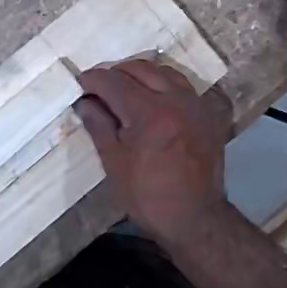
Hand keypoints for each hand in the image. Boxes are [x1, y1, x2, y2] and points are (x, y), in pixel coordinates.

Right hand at [73, 58, 233, 237]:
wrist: (195, 219)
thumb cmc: (148, 195)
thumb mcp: (114, 162)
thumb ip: (98, 124)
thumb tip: (84, 102)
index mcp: (149, 113)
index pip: (114, 81)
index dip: (92, 80)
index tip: (79, 84)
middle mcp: (175, 100)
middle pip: (139, 68)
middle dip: (115, 73)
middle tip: (98, 88)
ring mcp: (195, 105)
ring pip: (163, 72)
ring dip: (140, 75)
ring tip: (124, 90)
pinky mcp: (207, 114)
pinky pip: (182, 85)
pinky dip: (162, 84)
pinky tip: (152, 100)